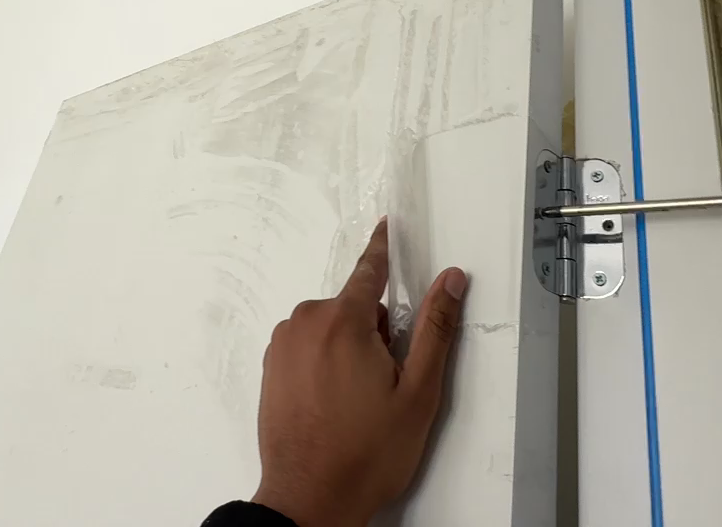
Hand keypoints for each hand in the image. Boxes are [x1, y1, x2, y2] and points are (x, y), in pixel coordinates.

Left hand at [250, 220, 467, 526]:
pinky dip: (322, 360)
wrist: (308, 502)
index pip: (370, 269)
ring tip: (353, 400)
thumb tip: (451, 280)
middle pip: (354, 308)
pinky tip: (330, 401)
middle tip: (381, 382)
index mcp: (344, 319)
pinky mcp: (270, 363)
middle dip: (372, 333)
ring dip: (347, 348)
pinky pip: (307, 344)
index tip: (385, 223)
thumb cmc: (365, 452)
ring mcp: (284, 342)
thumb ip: (435, 328)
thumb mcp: (417, 392)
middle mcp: (307, 320)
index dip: (382, 247)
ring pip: (330, 327)